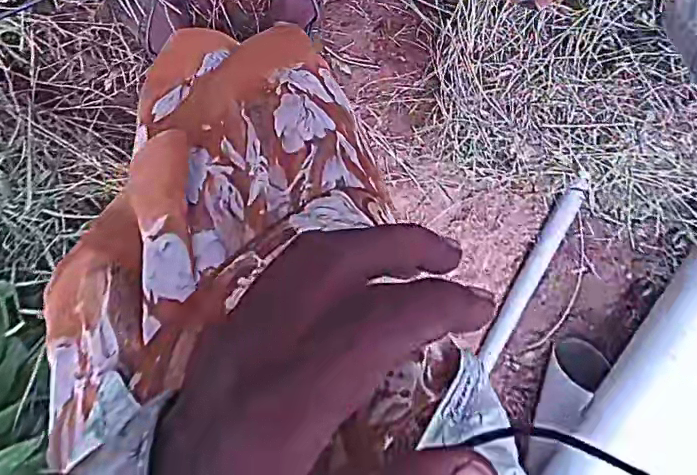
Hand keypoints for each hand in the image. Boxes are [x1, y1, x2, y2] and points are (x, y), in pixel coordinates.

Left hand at [151, 225, 493, 474]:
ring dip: (360, 244)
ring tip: (408, 256)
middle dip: (397, 246)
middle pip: (330, 263)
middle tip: (447, 256)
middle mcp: (252, 351)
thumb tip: (472, 464)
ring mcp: (231, 333)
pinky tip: (352, 276)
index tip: (474, 303)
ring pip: (300, 256)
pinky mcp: (222, 332)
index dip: (433, 304)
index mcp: (282, 406)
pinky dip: (326, 259)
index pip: (370, 323)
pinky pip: (278, 272)